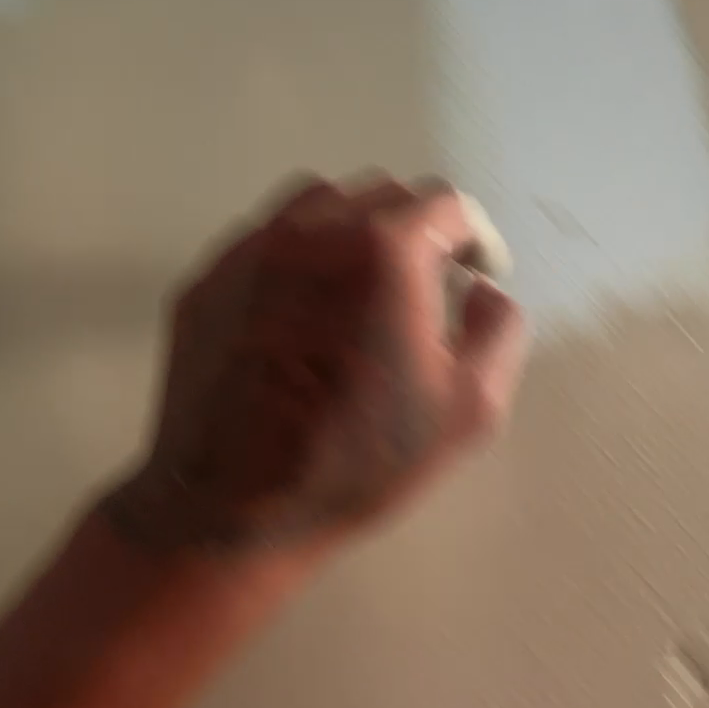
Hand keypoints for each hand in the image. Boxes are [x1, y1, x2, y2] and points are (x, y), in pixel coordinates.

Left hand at [101, 172, 525, 561]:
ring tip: (369, 281)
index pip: (446, 204)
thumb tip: (481, 287)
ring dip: (361, 227)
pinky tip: (309, 307)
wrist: (228, 514)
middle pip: (386, 193)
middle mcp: (312, 230)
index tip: (479, 270)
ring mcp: (250, 251)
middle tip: (432, 283)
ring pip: (322, 201)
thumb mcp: (470, 408)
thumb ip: (500, 327)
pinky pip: (270, 238)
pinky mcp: (208, 279)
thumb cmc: (359, 461)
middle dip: (423, 230)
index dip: (477, 236)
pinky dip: (305, 252)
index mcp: (382, 252)